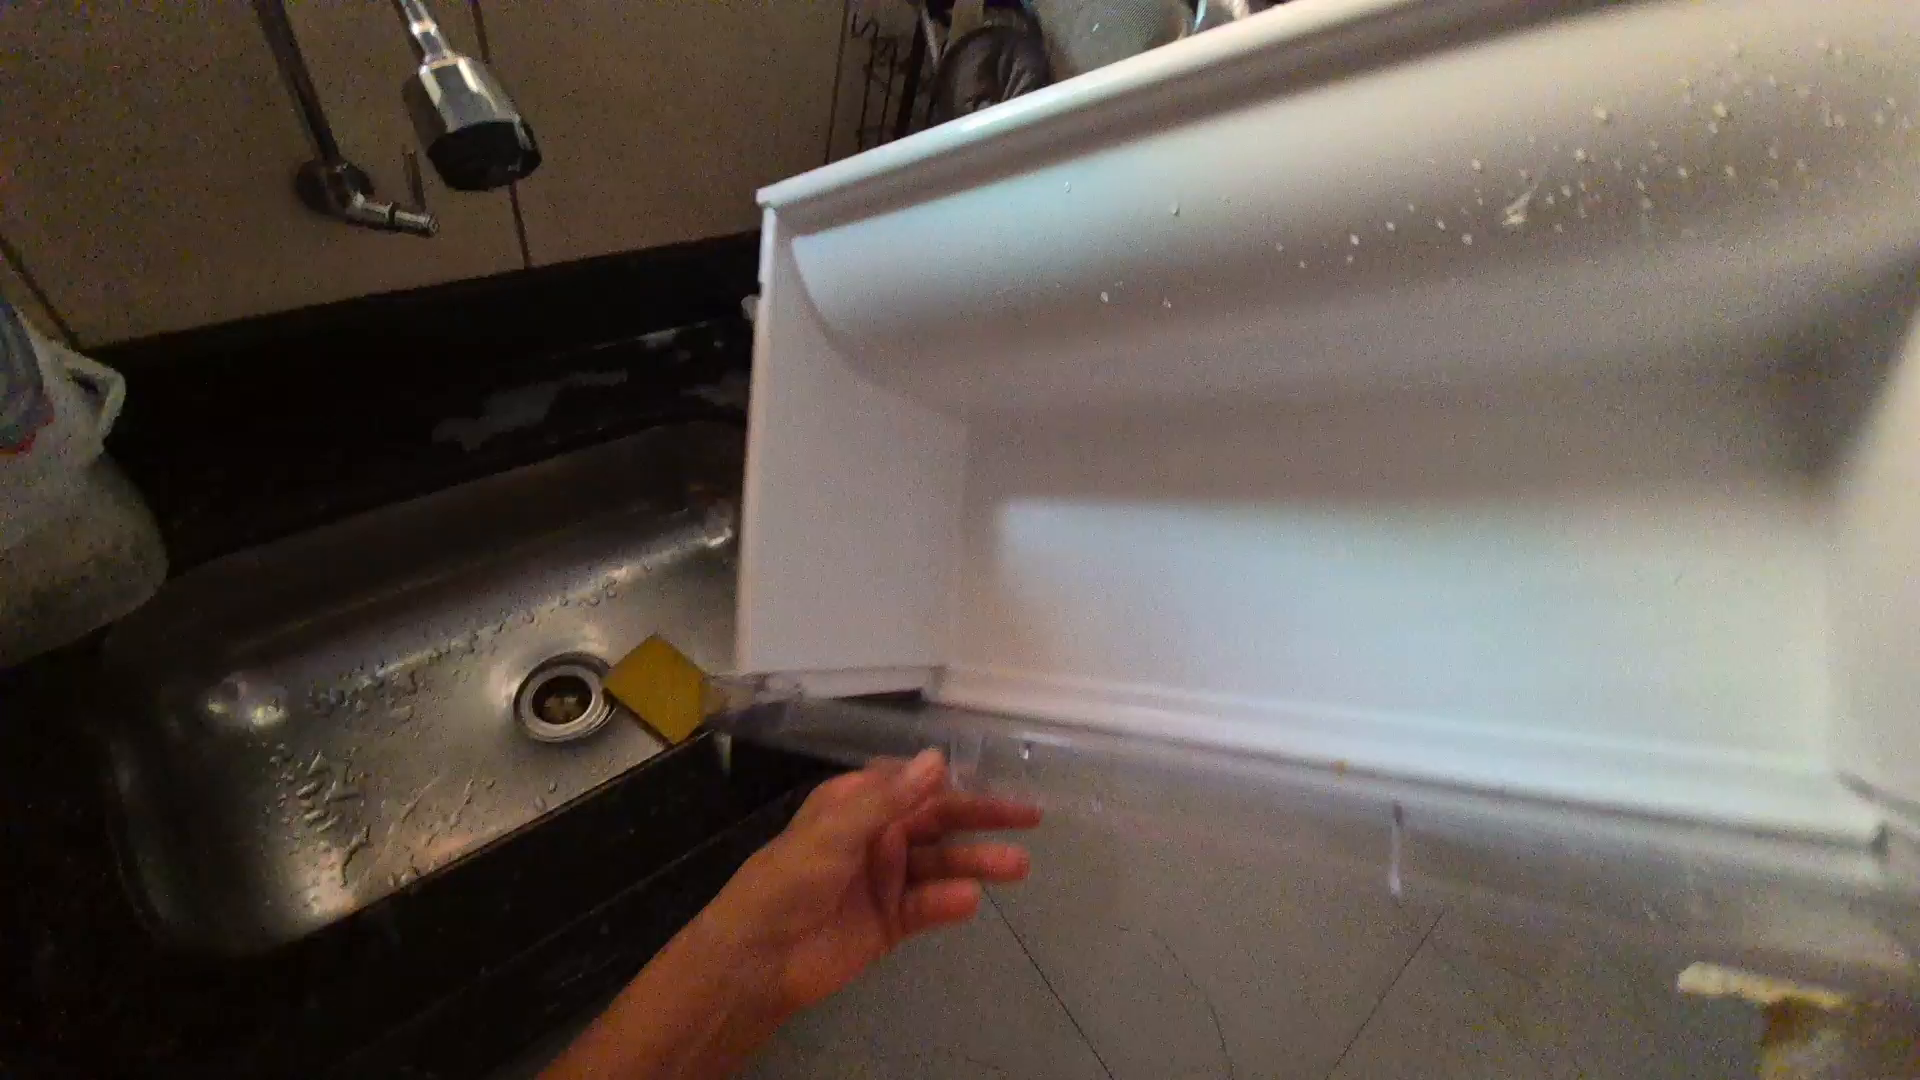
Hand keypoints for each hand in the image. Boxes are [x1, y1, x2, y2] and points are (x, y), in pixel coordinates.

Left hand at [698, 749, 1041, 1017]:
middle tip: (1030, 816)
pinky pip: (928, 905)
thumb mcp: (836, 830)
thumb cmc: (791, 879)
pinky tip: (969, 900)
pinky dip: (949, 902)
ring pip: (942, 863)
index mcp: (862, 802)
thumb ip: (890, 798)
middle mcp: (880, 834)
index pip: (919, 784)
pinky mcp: (891, 920)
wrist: (759, 959)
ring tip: (1018, 865)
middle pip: (940, 821)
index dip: (958, 782)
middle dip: (983, 818)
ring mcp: (888, 878)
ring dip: (977, 862)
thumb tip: (938, 758)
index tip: (998, 781)